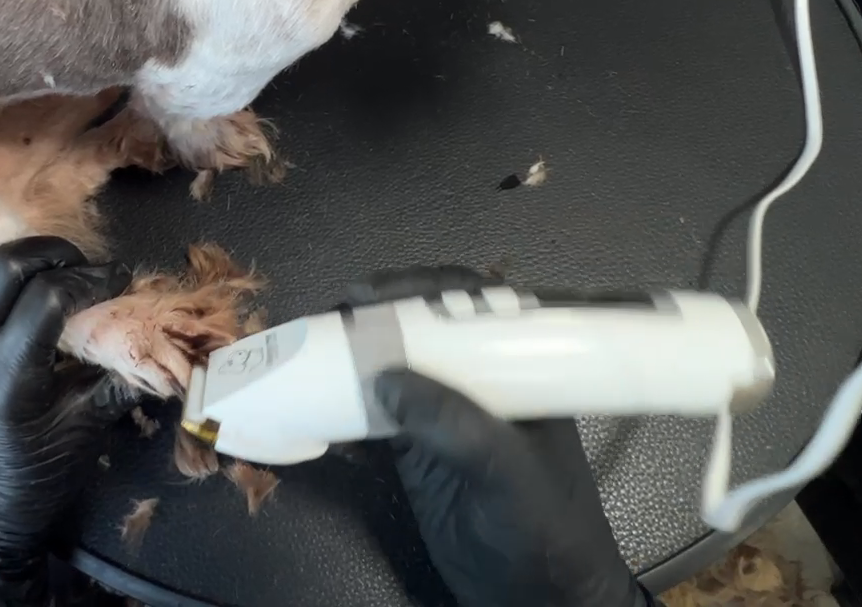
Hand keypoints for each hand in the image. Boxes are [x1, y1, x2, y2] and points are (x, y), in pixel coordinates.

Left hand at [0, 238, 133, 606]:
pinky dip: (14, 276)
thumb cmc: (39, 471)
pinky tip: (43, 290)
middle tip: (91, 269)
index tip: (121, 279)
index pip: (47, 296)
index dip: (91, 278)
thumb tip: (155, 339)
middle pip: (8, 265)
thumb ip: (118, 376)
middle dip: (56, 254)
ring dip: (33, 259)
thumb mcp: (86, 426)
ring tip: (69, 275)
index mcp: (8, 371)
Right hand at [346, 268, 649, 606]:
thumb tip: (384, 377)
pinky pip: (368, 413)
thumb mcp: (509, 471)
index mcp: (514, 367)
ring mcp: (439, 412)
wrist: (538, 604)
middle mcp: (473, 379)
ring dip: (352, 354)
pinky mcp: (410, 447)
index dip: (421, 286)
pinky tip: (320, 413)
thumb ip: (456, 423)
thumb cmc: (544, 530)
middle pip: (420, 325)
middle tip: (338, 312)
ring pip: (390, 363)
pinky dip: (341, 408)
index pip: (468, 305)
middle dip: (376, 313)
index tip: (373, 292)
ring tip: (317, 348)